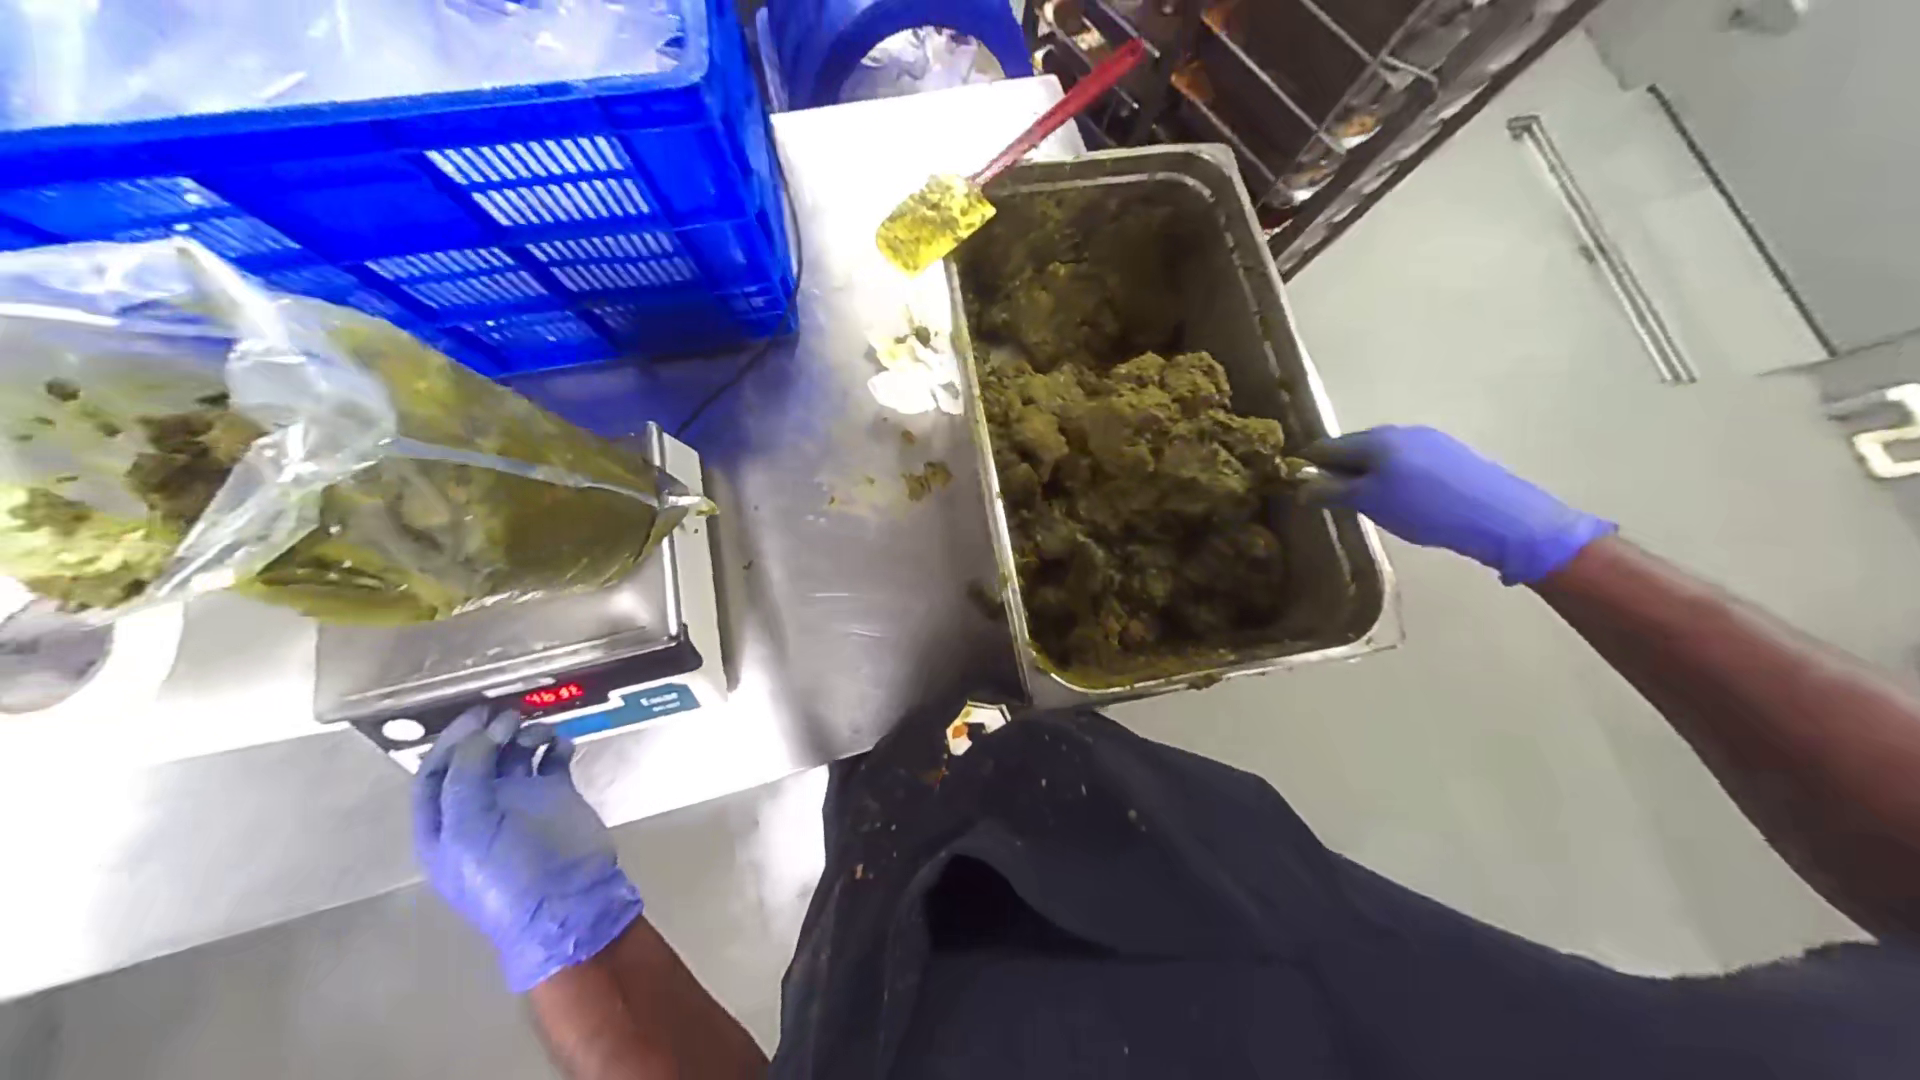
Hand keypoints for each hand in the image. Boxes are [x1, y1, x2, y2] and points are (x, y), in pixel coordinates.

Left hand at [414, 707, 643, 992]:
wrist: (568, 900)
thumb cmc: (507, 873)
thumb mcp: (469, 830)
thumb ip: (466, 776)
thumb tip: (484, 733)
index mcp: (446, 823)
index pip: (437, 772)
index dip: (451, 741)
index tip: (476, 715)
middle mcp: (481, 808)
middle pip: (479, 757)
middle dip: (491, 733)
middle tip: (511, 716)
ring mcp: (522, 802)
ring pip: (517, 754)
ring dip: (527, 736)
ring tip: (542, 734)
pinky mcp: (558, 798)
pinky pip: (553, 761)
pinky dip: (558, 747)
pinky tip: (564, 746)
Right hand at [1301, 425, 1615, 584]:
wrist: (1501, 518)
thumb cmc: (1424, 509)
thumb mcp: (1369, 503)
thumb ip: (1331, 492)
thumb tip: (1300, 487)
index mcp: (1375, 439)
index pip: (1326, 447)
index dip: (1309, 466)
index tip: (1299, 487)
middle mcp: (1399, 431)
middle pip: (1354, 448)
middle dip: (1339, 470)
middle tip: (1332, 500)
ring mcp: (1428, 440)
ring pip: (1381, 455)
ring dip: (1366, 474)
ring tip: (1367, 503)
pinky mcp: (1450, 455)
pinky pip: (1405, 461)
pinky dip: (1391, 476)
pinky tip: (1400, 499)